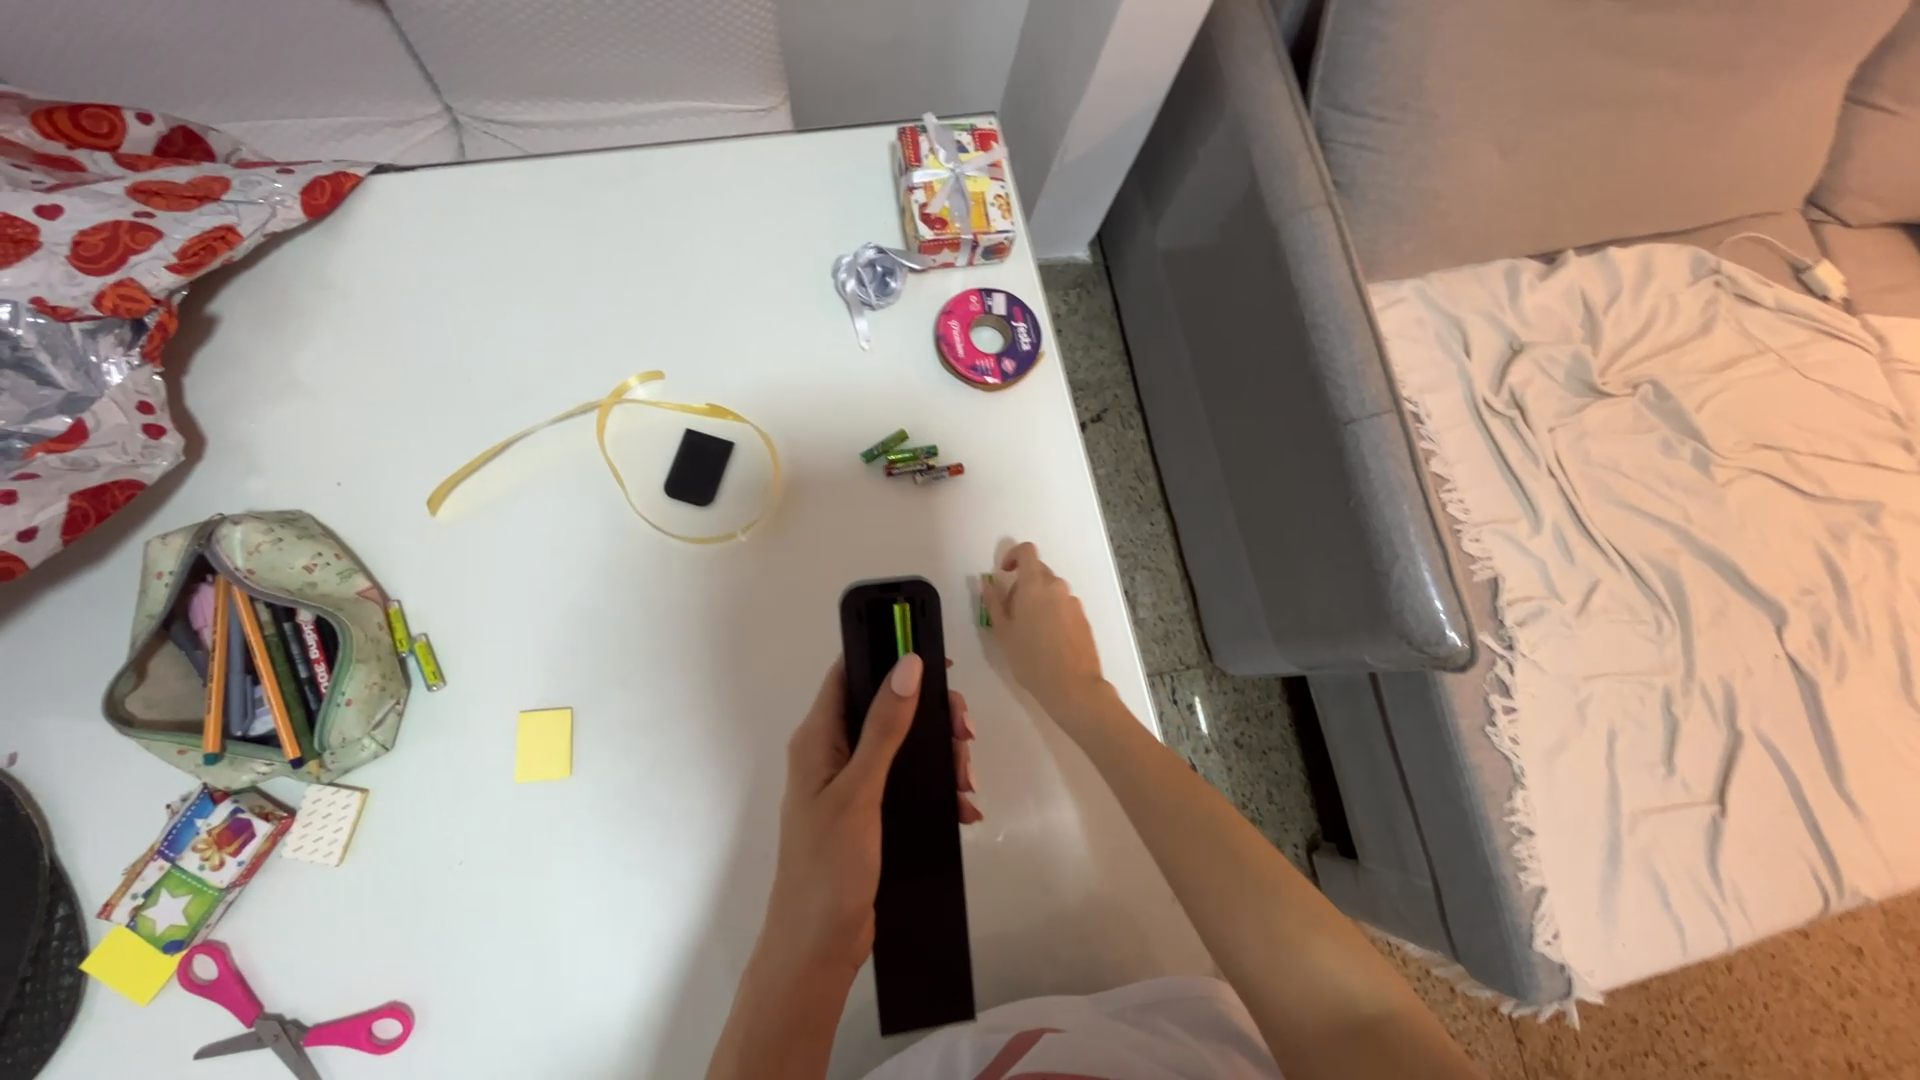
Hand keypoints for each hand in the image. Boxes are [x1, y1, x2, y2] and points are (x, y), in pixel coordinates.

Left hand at [762, 654, 980, 979]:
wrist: (819, 945)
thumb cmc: (830, 865)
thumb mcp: (860, 791)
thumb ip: (884, 727)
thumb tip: (908, 664)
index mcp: (819, 737)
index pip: (850, 672)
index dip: (889, 654)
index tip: (937, 660)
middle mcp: (834, 752)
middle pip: (888, 707)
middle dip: (931, 716)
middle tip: (965, 734)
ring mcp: (853, 783)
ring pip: (905, 745)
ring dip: (940, 756)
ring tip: (966, 783)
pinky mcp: (871, 810)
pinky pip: (909, 781)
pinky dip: (936, 788)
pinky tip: (962, 807)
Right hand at [985, 542, 1110, 720]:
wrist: (1073, 686)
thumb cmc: (1031, 659)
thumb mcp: (1003, 632)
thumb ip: (994, 603)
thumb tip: (987, 583)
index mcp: (1034, 586)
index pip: (1027, 551)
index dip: (1014, 555)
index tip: (1004, 572)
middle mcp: (1057, 587)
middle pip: (1038, 571)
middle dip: (1022, 584)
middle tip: (1011, 613)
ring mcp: (1073, 602)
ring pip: (1051, 590)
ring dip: (1037, 600)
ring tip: (1029, 631)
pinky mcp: (1083, 618)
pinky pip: (1063, 605)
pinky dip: (1052, 612)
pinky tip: (1047, 640)